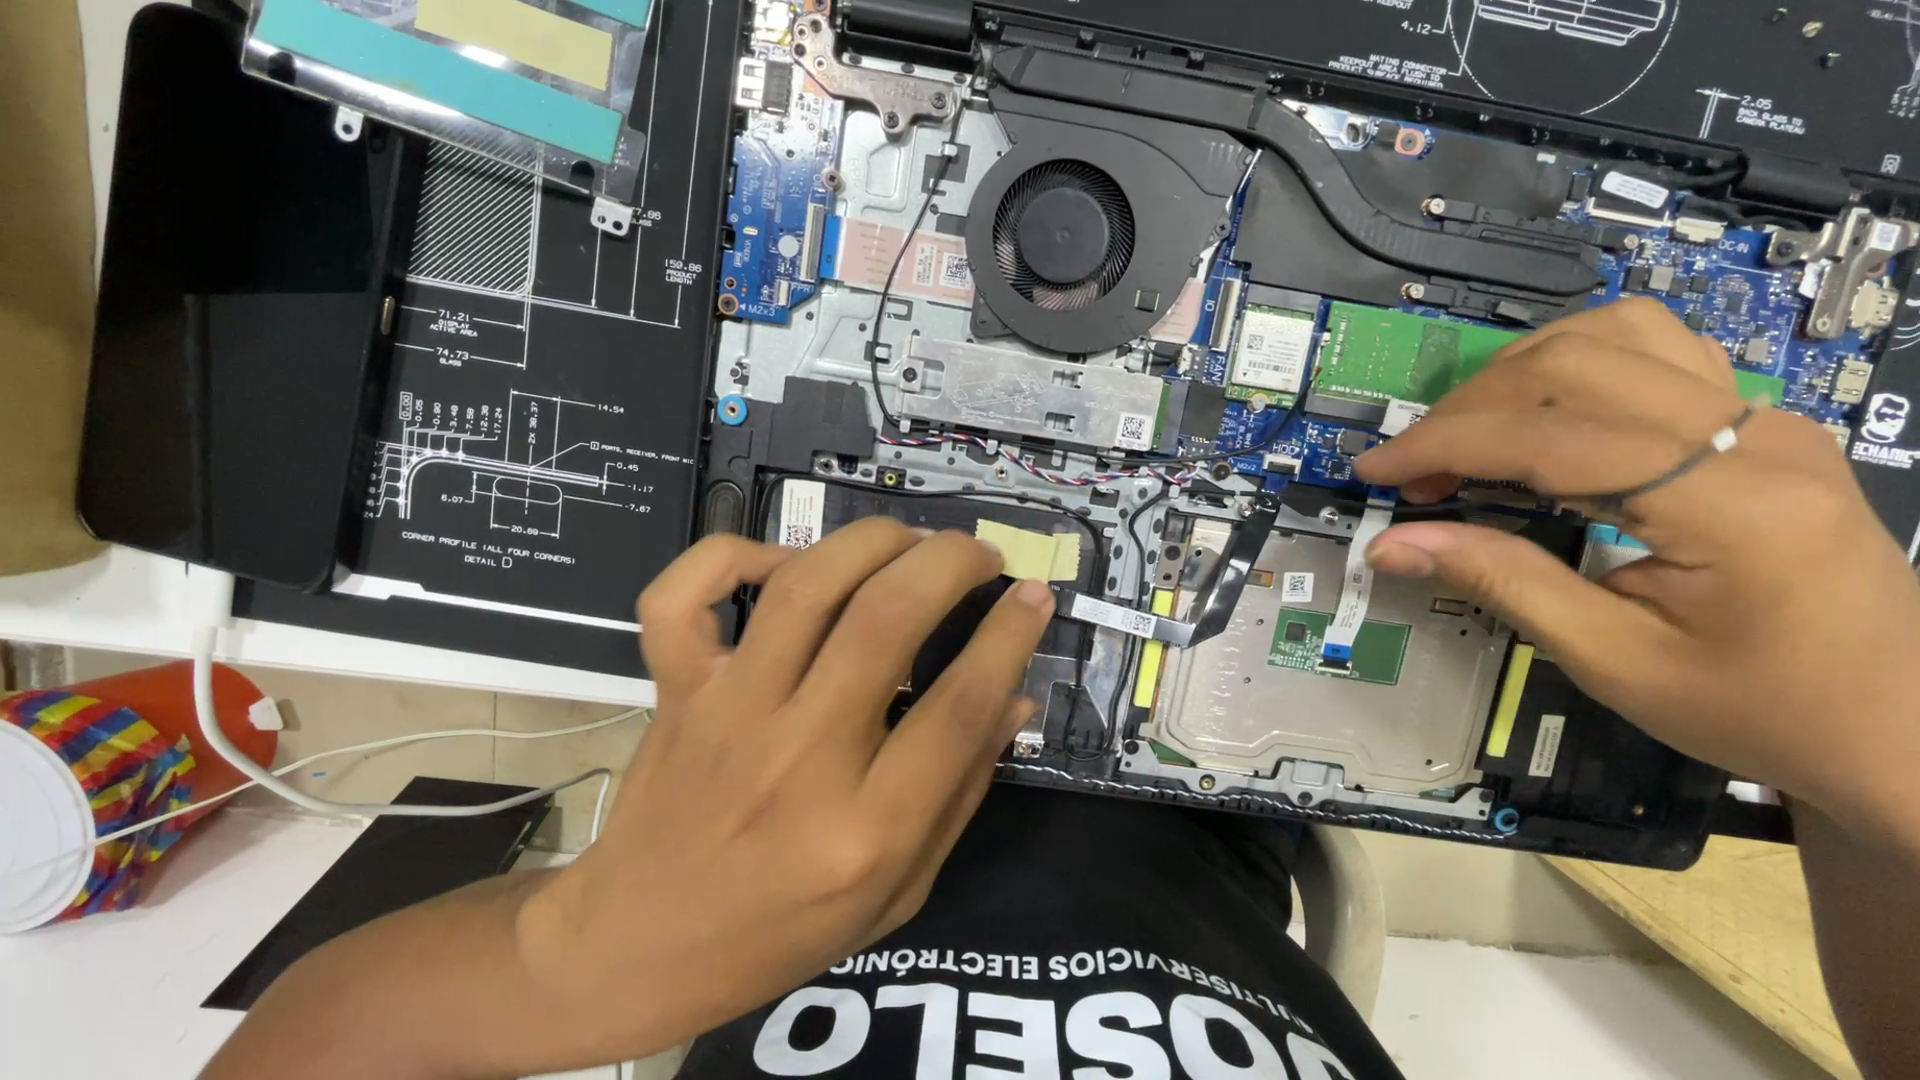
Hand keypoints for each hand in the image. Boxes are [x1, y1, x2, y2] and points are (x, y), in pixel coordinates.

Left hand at [516, 522, 1054, 1062]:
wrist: (641, 946)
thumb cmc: (783, 931)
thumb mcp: (900, 891)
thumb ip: (962, 792)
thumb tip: (1015, 698)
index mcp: (867, 829)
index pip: (961, 705)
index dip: (1011, 636)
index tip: (1034, 598)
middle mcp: (799, 759)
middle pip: (886, 620)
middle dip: (950, 564)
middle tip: (980, 555)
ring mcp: (727, 715)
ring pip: (804, 587)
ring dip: (872, 542)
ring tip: (910, 542)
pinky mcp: (675, 691)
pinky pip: (684, 597)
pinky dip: (732, 555)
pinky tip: (782, 562)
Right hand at [1355, 299, 1919, 847]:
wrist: (1897, 724)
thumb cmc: (1756, 709)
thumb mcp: (1611, 660)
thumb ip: (1499, 582)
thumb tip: (1391, 544)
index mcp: (1730, 506)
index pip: (1553, 436)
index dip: (1447, 443)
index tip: (1374, 470)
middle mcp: (1756, 436)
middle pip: (1578, 364)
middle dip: (1470, 407)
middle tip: (1417, 469)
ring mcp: (1767, 418)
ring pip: (1615, 335)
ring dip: (1516, 371)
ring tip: (1470, 434)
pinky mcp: (1761, 421)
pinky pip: (1654, 348)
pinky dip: (1573, 362)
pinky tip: (1540, 410)